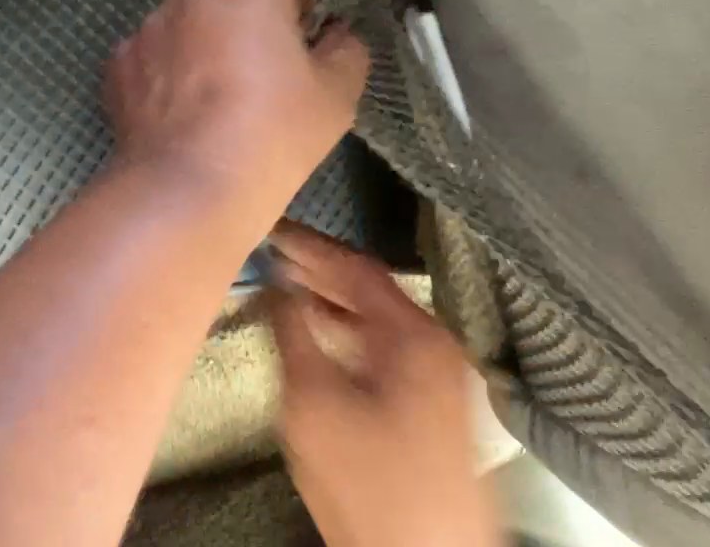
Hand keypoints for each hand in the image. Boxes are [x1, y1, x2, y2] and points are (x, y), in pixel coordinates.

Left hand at [103, 0, 369, 218]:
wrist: (186, 187)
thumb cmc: (272, 134)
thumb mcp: (336, 95)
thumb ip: (346, 49)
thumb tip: (336, 34)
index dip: (302, 3)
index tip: (306, 43)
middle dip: (249, 25)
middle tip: (264, 78)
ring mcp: (147, 28)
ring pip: (188, 25)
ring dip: (205, 46)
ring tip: (216, 102)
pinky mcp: (116, 64)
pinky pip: (153, 57)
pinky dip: (167, 75)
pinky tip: (179, 115)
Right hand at [266, 222, 502, 546]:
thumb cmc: (365, 480)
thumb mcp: (313, 400)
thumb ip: (291, 330)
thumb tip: (276, 281)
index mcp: (414, 335)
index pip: (355, 266)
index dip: (308, 244)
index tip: (269, 228)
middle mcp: (436, 343)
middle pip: (371, 288)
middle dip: (318, 268)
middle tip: (272, 249)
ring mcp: (441, 373)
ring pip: (378, 316)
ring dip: (331, 298)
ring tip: (285, 282)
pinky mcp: (436, 400)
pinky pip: (386, 343)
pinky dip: (349, 329)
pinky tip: (318, 330)